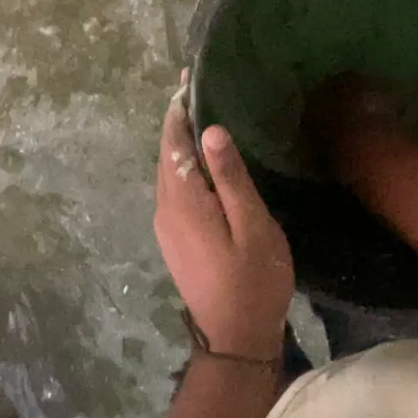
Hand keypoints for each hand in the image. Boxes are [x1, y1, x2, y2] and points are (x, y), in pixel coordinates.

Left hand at [154, 85, 294, 361]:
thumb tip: (211, 129)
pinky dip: (183, 164)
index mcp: (183, 200)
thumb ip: (230, 177)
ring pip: (167, 170)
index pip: (173, 142)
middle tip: (198, 89)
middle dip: (178, 120)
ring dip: (180, 142)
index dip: (180, 108)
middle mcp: (166, 207)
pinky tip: (204, 160)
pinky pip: (173, 187)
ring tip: (203, 115)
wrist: (234, 339)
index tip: (188, 79)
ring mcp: (166, 225)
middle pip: (166, 153)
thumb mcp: (252, 225)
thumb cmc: (252, 279)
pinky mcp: (174, 237)